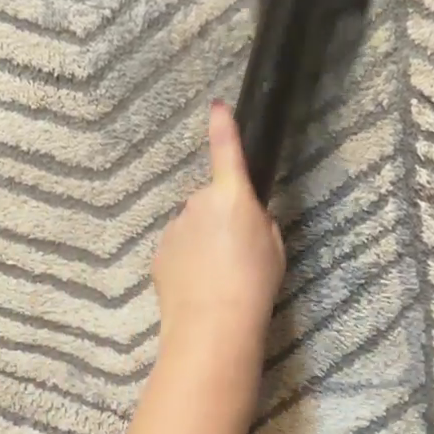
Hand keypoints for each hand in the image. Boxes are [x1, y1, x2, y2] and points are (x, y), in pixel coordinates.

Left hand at [152, 101, 284, 359]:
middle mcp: (197, 203)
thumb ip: (259, 223)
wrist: (212, 326)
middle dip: (222, 219)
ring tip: (219, 278)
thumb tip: (246, 217)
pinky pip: (179, 249)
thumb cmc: (253, 284)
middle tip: (239, 254)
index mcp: (231, 196)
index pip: (227, 151)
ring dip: (204, 243)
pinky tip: (200, 288)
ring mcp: (174, 228)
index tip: (217, 107)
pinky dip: (189, 262)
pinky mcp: (159, 253)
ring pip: (194, 227)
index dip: (224, 128)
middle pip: (211, 201)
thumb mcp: (274, 249)